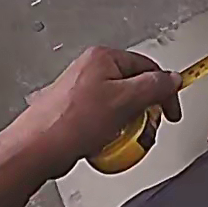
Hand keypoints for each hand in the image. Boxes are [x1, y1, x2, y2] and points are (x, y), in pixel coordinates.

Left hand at [0, 48, 182, 179]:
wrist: (36, 148)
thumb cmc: (69, 122)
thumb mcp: (123, 101)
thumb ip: (153, 87)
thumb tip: (171, 79)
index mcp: (103, 58)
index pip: (147, 67)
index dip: (164, 90)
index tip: (170, 110)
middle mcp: (91, 70)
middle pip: (135, 87)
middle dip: (144, 111)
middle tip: (145, 127)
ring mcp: (83, 92)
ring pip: (122, 106)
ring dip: (129, 125)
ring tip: (121, 138)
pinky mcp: (78, 112)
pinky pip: (106, 119)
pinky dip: (112, 132)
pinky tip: (105, 143)